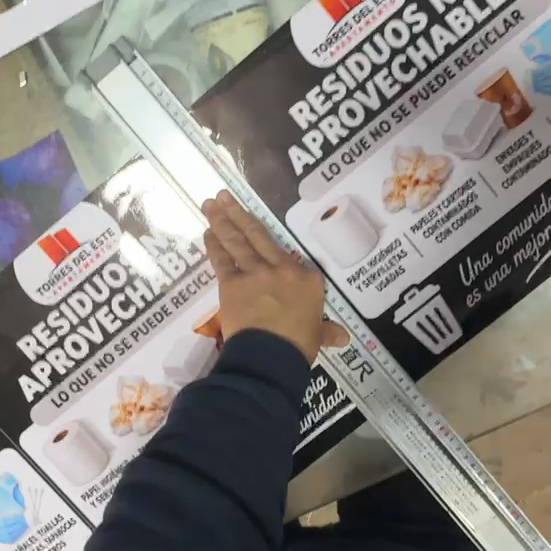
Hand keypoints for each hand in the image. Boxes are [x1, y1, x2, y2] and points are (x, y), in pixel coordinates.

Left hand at [202, 192, 347, 362]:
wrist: (271, 355)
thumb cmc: (298, 345)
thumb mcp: (317, 336)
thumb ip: (327, 331)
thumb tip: (343, 338)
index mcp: (307, 279)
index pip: (290, 259)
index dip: (271, 246)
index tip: (259, 231)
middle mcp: (281, 268)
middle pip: (257, 235)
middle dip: (238, 212)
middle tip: (222, 195)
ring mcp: (256, 273)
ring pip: (237, 241)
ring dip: (222, 220)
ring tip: (209, 203)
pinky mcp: (233, 283)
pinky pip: (222, 259)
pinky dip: (214, 245)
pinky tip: (207, 232)